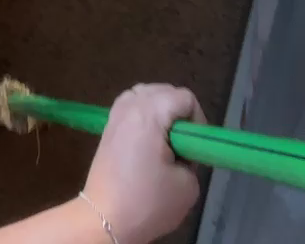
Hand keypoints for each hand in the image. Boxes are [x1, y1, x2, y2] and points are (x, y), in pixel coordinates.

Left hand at [83, 84, 204, 243]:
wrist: (106, 214)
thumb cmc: (148, 200)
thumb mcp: (187, 184)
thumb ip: (192, 156)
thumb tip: (183, 148)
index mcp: (149, 113)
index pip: (183, 96)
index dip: (198, 120)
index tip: (195, 147)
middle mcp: (129, 104)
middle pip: (163, 90)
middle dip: (180, 113)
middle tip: (185, 145)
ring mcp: (115, 112)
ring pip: (146, 94)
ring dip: (162, 111)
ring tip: (168, 143)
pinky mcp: (109, 124)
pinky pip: (132, 105)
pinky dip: (145, 115)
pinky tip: (151, 141)